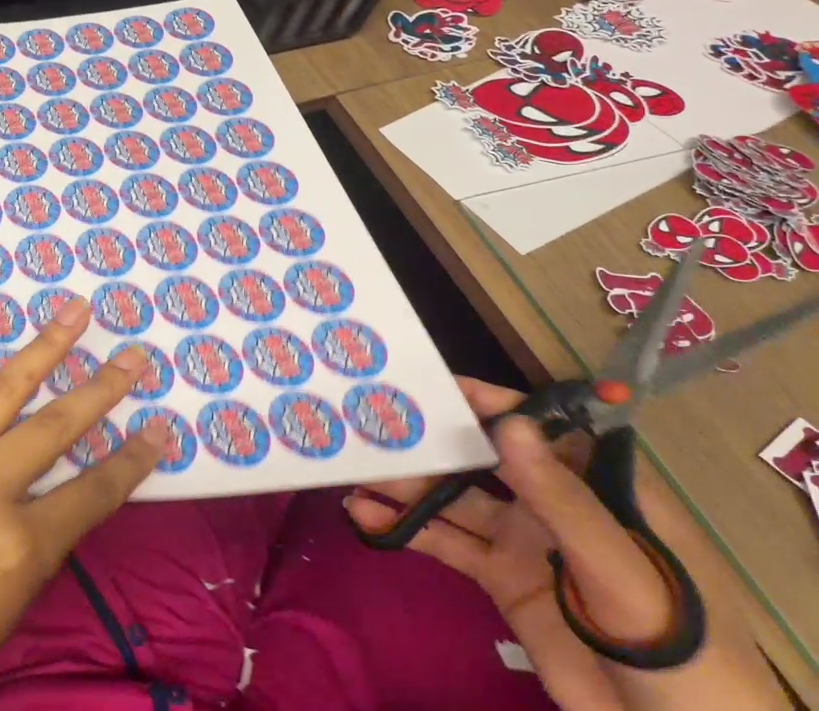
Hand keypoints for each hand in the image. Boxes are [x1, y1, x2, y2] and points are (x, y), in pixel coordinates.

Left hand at [0, 291, 169, 710]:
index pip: (93, 489)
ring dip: (42, 347)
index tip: (163, 427)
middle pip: (55, 427)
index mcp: (19, 541)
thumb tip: (84, 477)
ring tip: (74, 311)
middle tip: (136, 355)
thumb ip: (53, 529)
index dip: (133, 460)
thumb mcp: (24, 592)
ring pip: (2, 391)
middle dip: (102, 390)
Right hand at [346, 377, 786, 710]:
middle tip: (371, 422)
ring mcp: (528, 544)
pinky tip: (366, 514)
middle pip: (485, 461)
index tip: (430, 384)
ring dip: (406, 485)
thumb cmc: (670, 639)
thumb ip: (560, 497)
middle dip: (431, 442)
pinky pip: (448, 543)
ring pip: (456, 500)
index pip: (542, 429)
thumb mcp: (616, 567)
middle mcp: (558, 507)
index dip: (489, 403)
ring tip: (354, 468)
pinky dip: (406, 528)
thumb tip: (508, 423)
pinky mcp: (504, 579)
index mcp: (602, 491)